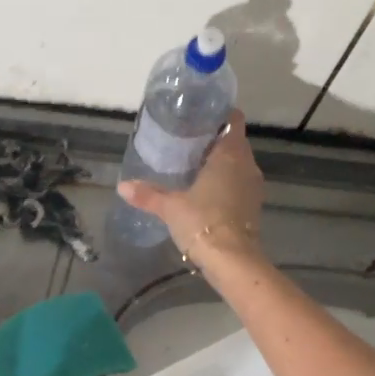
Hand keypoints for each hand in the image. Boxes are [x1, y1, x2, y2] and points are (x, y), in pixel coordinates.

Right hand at [117, 111, 266, 280]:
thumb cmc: (203, 223)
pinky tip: (206, 194)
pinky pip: (238, 185)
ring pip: (237, 165)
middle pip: (233, 142)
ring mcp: (252, 187)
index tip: (199, 118)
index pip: (232, 120)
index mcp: (230, 154)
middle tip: (188, 144)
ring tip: (194, 169)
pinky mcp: (252, 207)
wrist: (232, 260)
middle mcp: (246, 164)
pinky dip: (225, 185)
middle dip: (214, 142)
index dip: (218, 115)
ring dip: (220, 165)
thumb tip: (122, 186)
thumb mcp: (170, 207)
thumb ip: (148, 195)